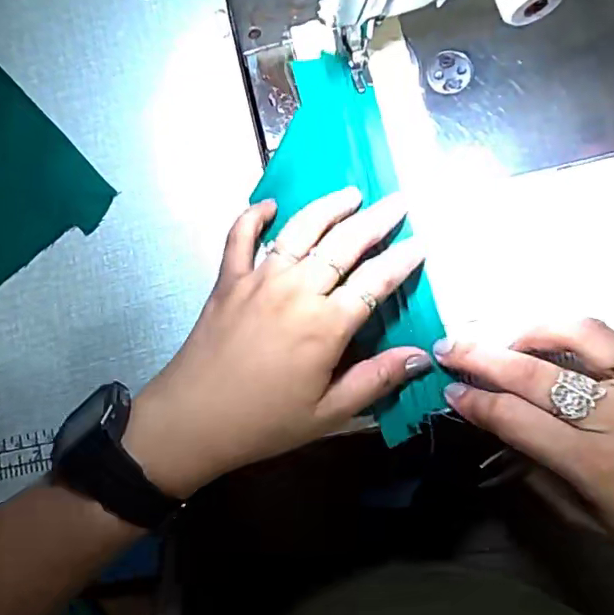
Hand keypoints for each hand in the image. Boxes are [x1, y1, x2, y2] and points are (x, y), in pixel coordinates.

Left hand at [121, 188, 429, 497]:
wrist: (192, 420)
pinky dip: (253, 217)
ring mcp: (258, 280)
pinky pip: (240, 238)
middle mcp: (295, 291)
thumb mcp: (329, 413)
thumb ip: (376, 379)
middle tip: (397, 201)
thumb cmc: (264, 422)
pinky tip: (269, 205)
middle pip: (343, 245)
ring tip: (351, 193)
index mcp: (325, 325)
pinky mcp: (228, 281)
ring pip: (299, 231)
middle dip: (375, 221)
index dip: (402, 261)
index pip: (374, 281)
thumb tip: (422, 356)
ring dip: (328, 207)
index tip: (421, 243)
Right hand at [434, 319, 613, 614]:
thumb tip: (509, 440)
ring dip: (534, 330)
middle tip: (451, 346)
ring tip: (511, 334)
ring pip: (580, 336)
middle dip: (481, 357)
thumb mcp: (599, 525)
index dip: (476, 402)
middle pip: (535, 373)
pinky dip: (591, 353)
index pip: (516, 419)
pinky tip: (581, 363)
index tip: (451, 391)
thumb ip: (546, 481)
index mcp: (597, 466)